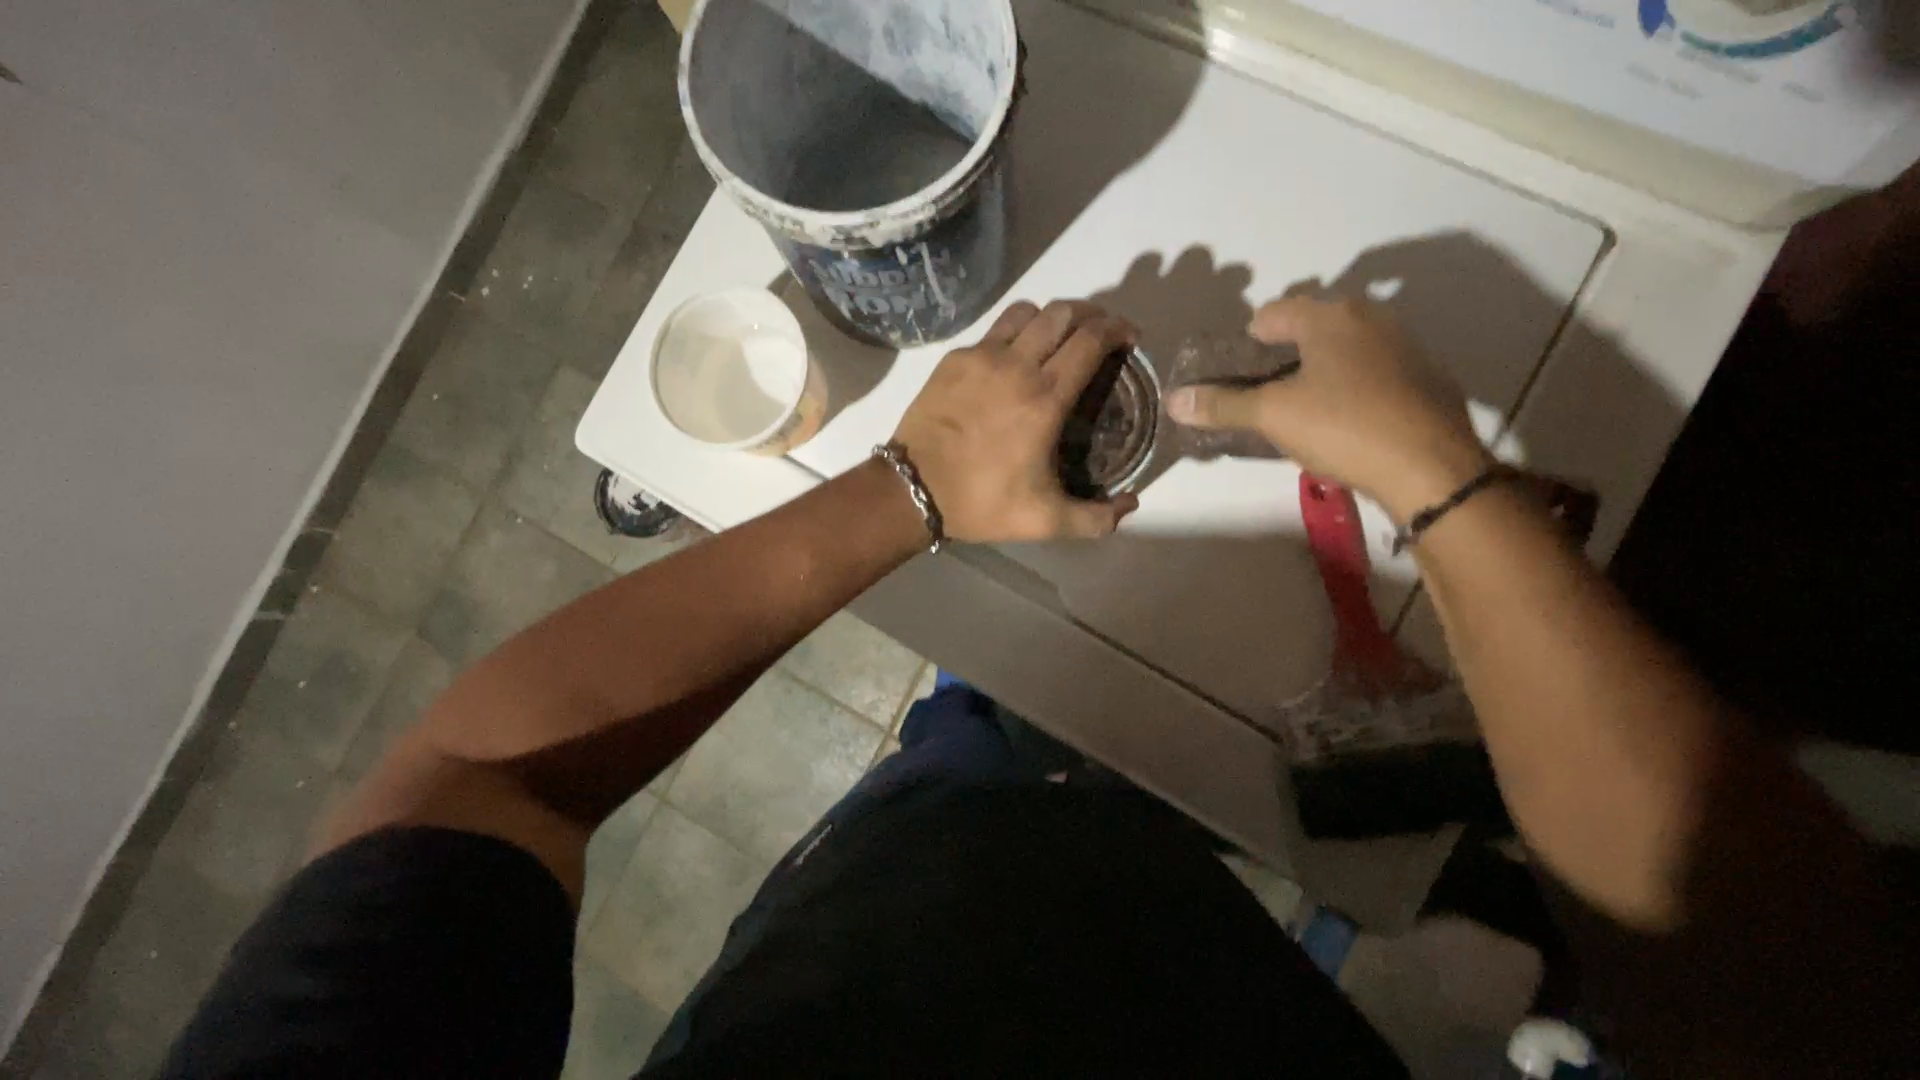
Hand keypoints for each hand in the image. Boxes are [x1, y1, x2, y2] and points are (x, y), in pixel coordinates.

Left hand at [893, 300, 1140, 542]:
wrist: (912, 490)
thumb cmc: (981, 503)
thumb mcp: (1046, 522)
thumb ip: (1096, 519)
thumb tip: (1131, 504)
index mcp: (1045, 398)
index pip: (1091, 340)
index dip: (1118, 329)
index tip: (1130, 338)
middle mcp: (1017, 366)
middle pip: (1063, 312)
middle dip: (1092, 314)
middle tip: (1102, 332)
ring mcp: (981, 357)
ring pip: (1027, 311)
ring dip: (1052, 316)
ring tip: (1061, 336)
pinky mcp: (954, 360)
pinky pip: (993, 330)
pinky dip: (1016, 333)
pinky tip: (1016, 357)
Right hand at [1165, 295, 1489, 520]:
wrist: (1431, 466)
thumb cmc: (1344, 426)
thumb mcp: (1273, 416)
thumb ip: (1222, 405)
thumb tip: (1175, 399)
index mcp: (1329, 315)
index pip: (1270, 314)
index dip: (1245, 344)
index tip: (1235, 378)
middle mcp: (1370, 317)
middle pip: (1309, 328)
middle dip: (1282, 356)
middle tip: (1264, 397)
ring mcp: (1403, 344)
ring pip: (1343, 350)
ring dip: (1318, 371)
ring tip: (1301, 412)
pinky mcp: (1425, 376)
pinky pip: (1372, 372)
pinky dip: (1352, 387)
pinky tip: (1345, 423)